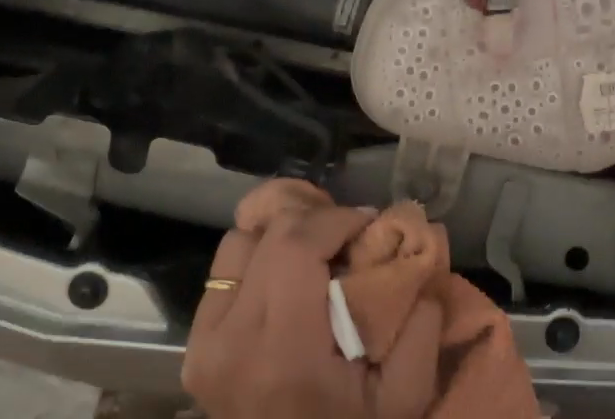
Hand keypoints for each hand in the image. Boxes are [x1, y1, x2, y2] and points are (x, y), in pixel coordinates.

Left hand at [183, 202, 443, 418]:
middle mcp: (231, 341)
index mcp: (283, 352)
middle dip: (316, 220)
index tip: (370, 226)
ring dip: (283, 236)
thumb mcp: (404, 395)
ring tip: (318, 252)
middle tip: (350, 234)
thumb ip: (420, 322)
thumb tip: (419, 247)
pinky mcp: (193, 347)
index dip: (336, 218)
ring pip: (240, 242)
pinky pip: (225, 272)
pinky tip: (289, 278)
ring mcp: (203, 344)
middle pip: (268, 234)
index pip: (295, 243)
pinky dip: (260, 260)